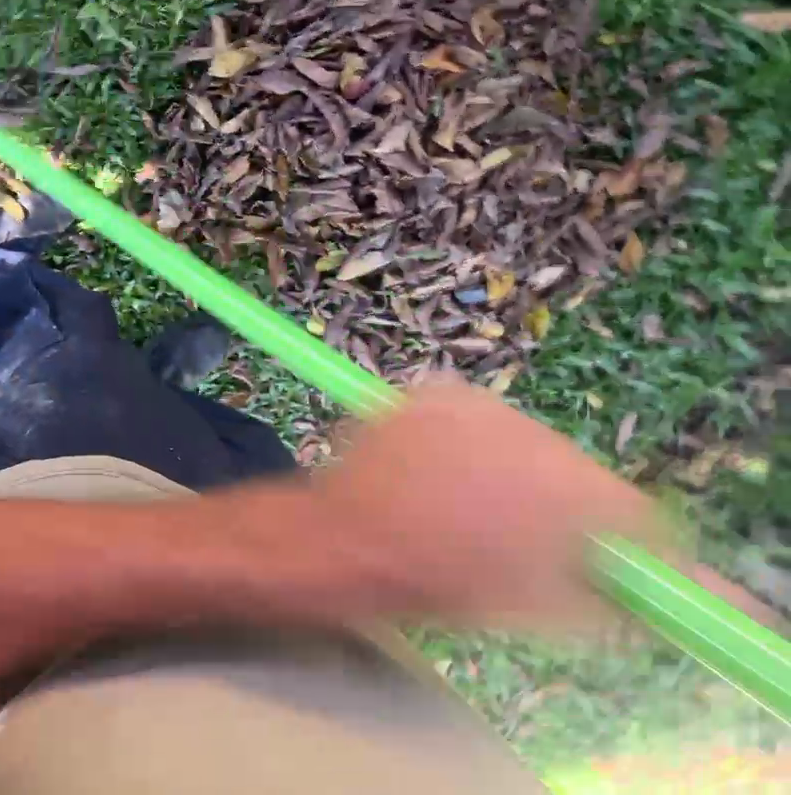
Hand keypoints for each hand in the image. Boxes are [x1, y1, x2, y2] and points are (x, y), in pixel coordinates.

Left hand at [315, 375, 664, 627]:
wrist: (344, 539)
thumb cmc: (441, 581)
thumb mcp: (548, 608)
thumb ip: (617, 595)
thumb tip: (656, 589)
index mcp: (578, 490)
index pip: (638, 514)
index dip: (626, 543)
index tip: (608, 563)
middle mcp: (535, 435)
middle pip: (577, 471)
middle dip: (564, 502)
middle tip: (524, 535)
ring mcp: (477, 407)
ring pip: (525, 441)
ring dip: (514, 467)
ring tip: (470, 502)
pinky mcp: (430, 394)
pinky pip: (470, 417)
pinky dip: (466, 439)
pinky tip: (440, 469)